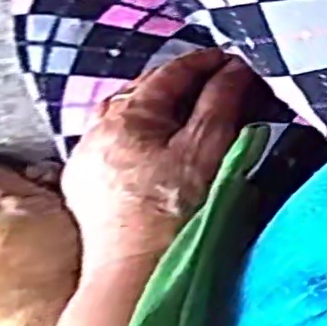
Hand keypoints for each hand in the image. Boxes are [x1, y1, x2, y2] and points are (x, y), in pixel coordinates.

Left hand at [63, 49, 253, 272]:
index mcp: (121, 121)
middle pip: (144, 91)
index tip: (238, 57)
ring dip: (169, 104)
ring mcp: (88, 163)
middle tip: (226, 79)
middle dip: (187, 80)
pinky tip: (175, 137)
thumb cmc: (176, 203)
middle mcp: (95, 136)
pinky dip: (154, 128)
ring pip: (131, 116)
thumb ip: (222, 96)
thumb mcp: (210, 140)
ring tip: (204, 105)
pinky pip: (124, 140)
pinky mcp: (91, 186)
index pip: (169, 72)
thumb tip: (235, 66)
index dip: (207, 60)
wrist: (139, 268)